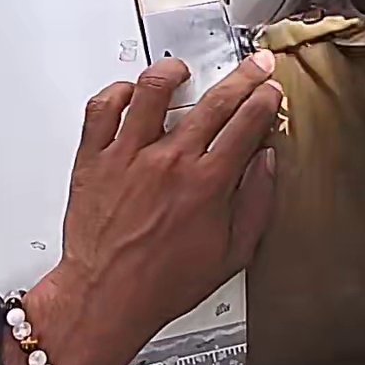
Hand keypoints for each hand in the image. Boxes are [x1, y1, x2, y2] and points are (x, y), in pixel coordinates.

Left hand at [10, 50, 283, 364]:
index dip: (264, 100)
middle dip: (243, 77)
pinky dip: (117, 92)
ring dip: (173, 72)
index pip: (246, 122)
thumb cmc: (163, 283)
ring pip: (153, 90)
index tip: (269, 92)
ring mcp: (129, 156)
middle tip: (252, 67)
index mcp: (207, 184)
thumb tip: (266, 165)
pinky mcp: (94, 159)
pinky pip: (102, 109)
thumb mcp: (231, 255)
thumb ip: (256, 205)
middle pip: (214, 101)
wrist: (107, 296)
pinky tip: (130, 93)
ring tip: (183, 70)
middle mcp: (170, 162)